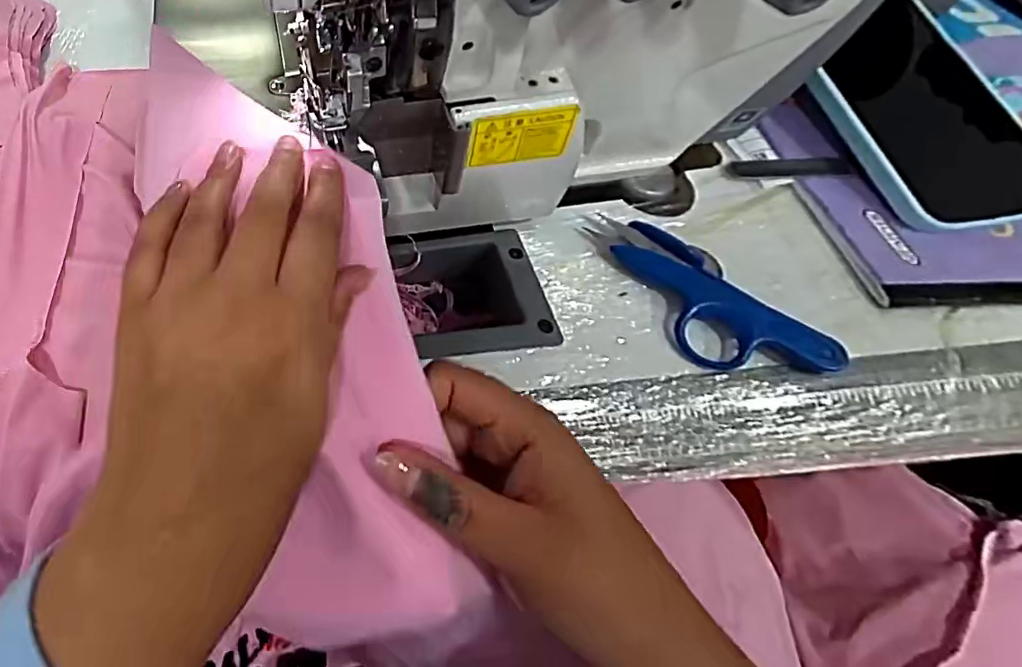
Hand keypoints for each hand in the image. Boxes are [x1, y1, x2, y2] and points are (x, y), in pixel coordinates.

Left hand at [34, 136, 372, 666]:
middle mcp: (236, 298)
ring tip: (232, 151)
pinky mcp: (135, 312)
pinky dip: (163, 211)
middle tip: (286, 146)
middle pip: (261, 216)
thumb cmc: (260, 476)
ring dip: (219, 179)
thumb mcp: (313, 405)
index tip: (324, 167)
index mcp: (290, 325)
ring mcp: (178, 300)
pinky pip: (149, 244)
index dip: (322, 197)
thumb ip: (328, 328)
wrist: (171, 520)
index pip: (312, 238)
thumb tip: (351, 273)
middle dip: (278, 175)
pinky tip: (177, 190)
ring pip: (202, 218)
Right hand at [369, 362, 754, 666]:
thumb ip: (449, 500)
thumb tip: (377, 456)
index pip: (452, 382)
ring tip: (374, 494)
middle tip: (362, 471)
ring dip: (416, 472)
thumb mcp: (522, 543)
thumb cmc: (601, 585)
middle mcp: (513, 437)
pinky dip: (431, 498)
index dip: (413, 398)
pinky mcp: (504, 505)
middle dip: (407, 438)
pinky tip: (404, 516)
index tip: (373, 435)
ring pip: (445, 453)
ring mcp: (509, 472)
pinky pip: (455, 486)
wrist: (659, 656)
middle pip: (443, 415)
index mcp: (525, 425)